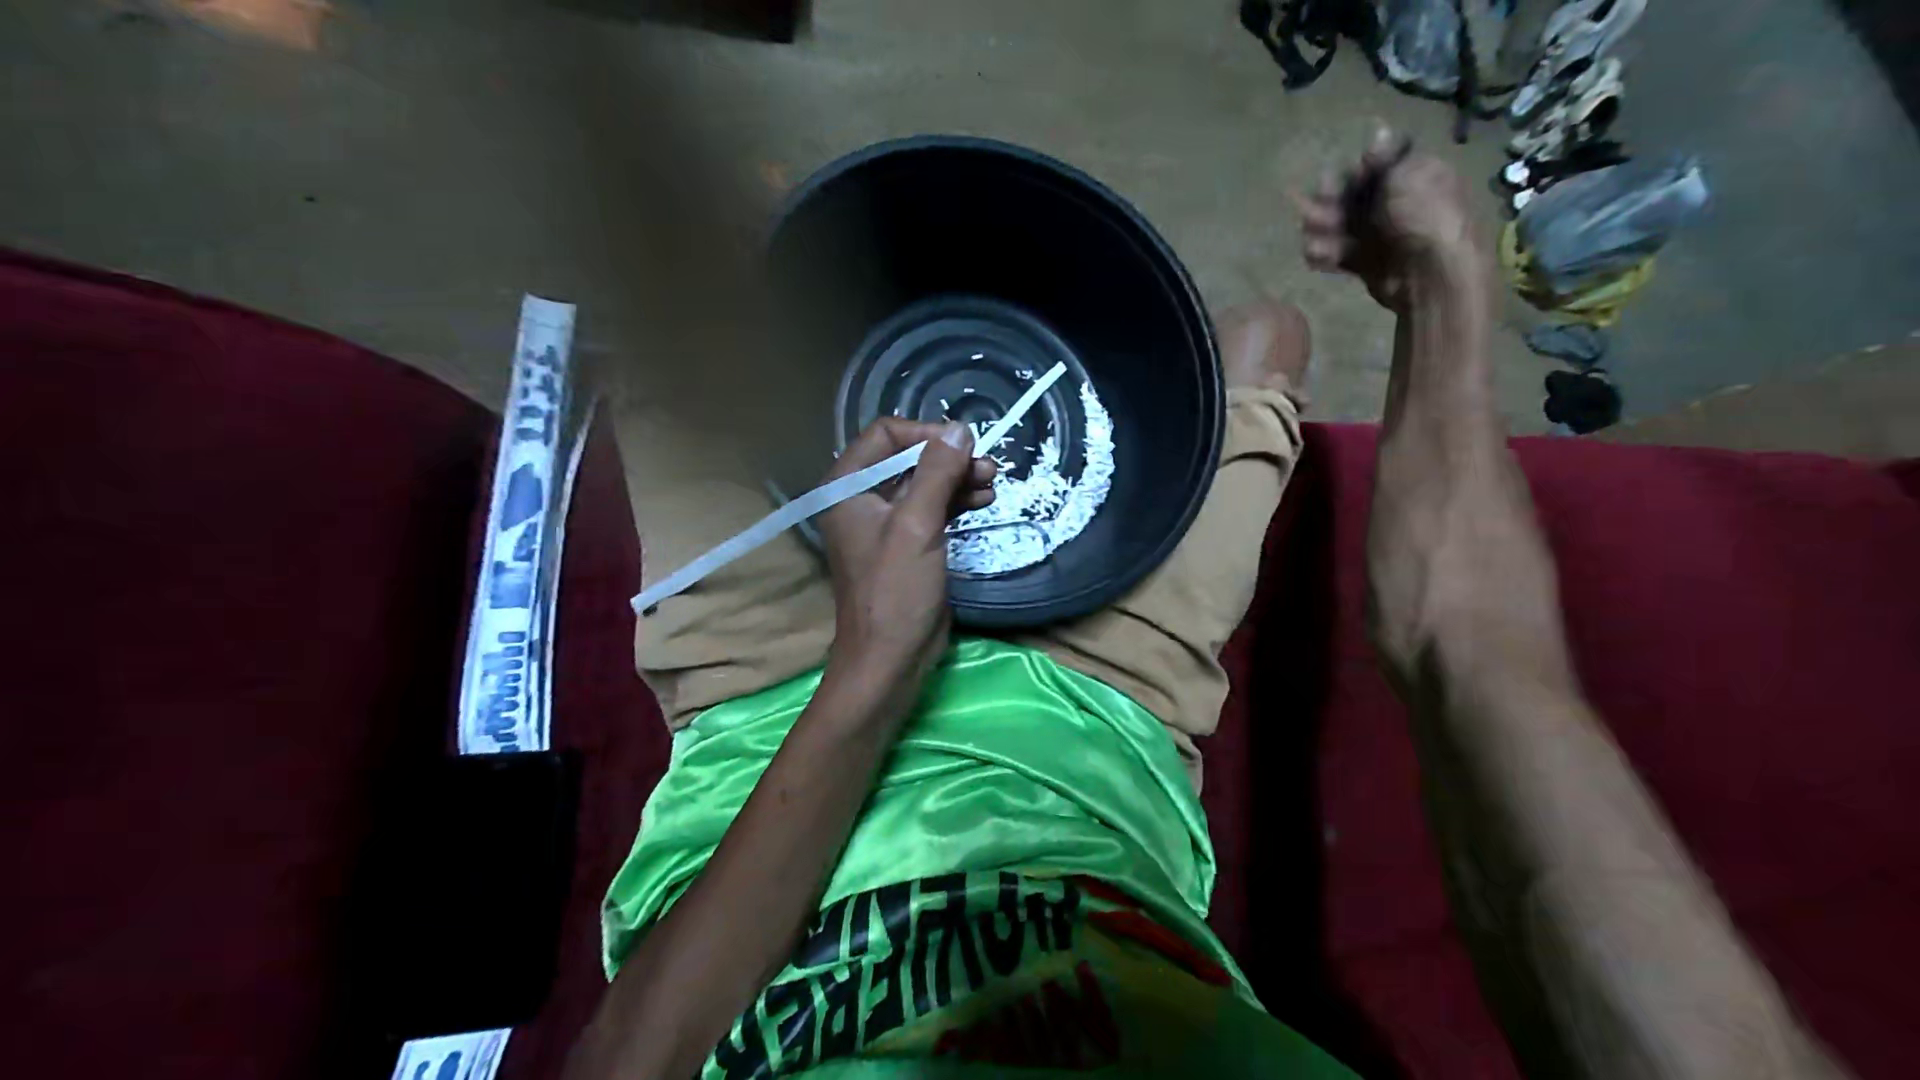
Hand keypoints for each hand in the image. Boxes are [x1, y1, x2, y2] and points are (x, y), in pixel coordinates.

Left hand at [817, 418, 996, 694]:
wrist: (889, 658)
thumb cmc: (894, 591)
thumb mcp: (916, 526)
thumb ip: (936, 473)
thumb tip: (959, 429)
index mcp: (847, 487)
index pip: (885, 435)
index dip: (925, 435)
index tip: (963, 447)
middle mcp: (861, 498)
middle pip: (908, 458)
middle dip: (948, 459)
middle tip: (988, 467)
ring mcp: (884, 522)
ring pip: (924, 483)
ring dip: (957, 479)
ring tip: (991, 483)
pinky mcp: (906, 543)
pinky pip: (931, 508)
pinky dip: (955, 501)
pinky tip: (983, 499)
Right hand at [1296, 128, 1484, 311]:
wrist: (1433, 272)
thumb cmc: (1424, 215)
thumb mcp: (1408, 174)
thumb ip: (1386, 157)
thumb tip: (1378, 130)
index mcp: (1411, 177)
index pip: (1372, 171)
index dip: (1348, 176)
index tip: (1328, 181)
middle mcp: (1396, 205)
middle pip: (1351, 201)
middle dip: (1328, 206)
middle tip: (1310, 214)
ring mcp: (1381, 237)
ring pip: (1342, 229)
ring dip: (1322, 231)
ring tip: (1310, 238)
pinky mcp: (1368, 265)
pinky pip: (1341, 256)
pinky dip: (1325, 255)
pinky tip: (1314, 256)